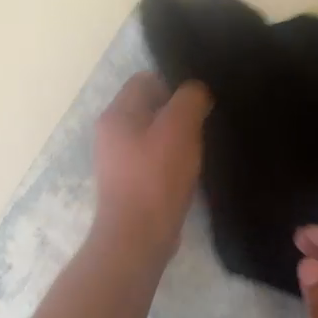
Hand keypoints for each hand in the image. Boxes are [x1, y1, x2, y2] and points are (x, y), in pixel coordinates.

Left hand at [91, 73, 210, 264]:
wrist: (138, 238)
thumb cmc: (156, 176)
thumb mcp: (180, 127)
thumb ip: (190, 98)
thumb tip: (197, 92)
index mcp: (116, 113)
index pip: (145, 79)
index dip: (175, 83)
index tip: (200, 97)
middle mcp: (111, 134)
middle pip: (149, 107)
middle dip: (178, 112)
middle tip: (205, 120)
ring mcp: (118, 161)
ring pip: (153, 135)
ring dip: (177, 138)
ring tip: (202, 146)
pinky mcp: (129, 185)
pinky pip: (154, 160)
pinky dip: (172, 162)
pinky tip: (191, 170)